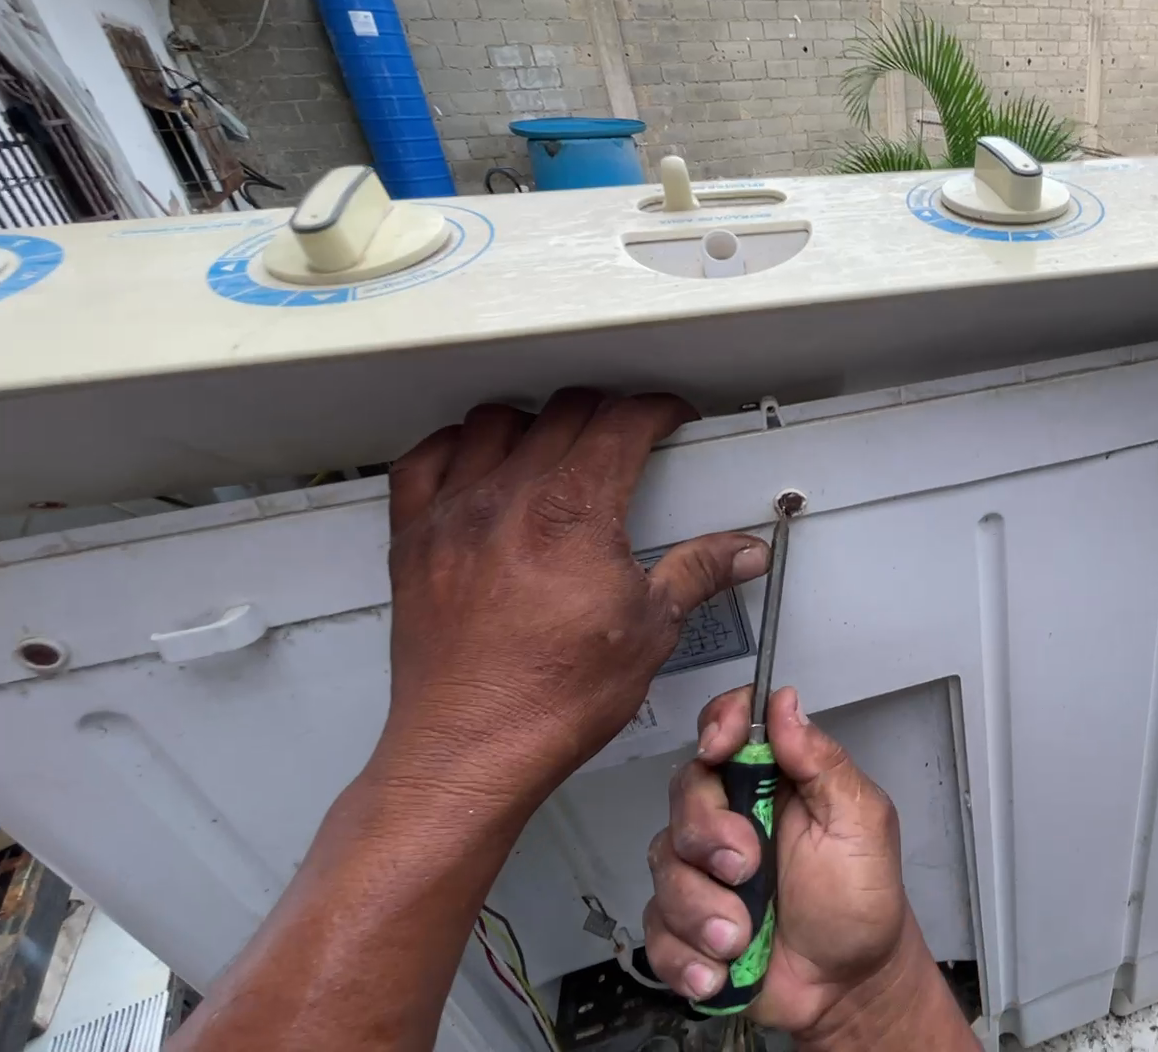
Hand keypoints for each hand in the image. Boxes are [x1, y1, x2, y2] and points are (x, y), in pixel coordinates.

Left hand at [379, 389, 769, 801]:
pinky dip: (458, 446)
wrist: (474, 747)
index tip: (671, 416)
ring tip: (561, 442)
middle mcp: (509, 498)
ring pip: (494, 422)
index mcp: (574, 511)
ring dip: (537, 420)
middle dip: (609, 409)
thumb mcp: (652, 627)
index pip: (622, 423)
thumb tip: (743, 552)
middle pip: (564, 412)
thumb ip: (699, 571)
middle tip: (631, 431)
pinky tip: (481, 461)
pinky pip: (423, 461)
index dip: (657, 409)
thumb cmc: (557, 695)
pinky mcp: (414, 541)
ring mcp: (454, 514)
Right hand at [643, 686, 972, 1047]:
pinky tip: (721, 968)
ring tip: (743, 935)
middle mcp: (735, 813)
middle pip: (686, 789)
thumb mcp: (861, 820)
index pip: (731, 726)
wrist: (849, 984)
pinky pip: (657, 927)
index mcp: (777, 780)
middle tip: (748, 868)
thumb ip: (823, 761)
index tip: (719, 748)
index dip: (717, 724)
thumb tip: (785, 702)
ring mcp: (706, 868)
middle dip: (709, 834)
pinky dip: (686, 954)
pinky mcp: (686, 920)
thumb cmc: (862, 895)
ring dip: (701, 907)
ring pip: (664, 861)